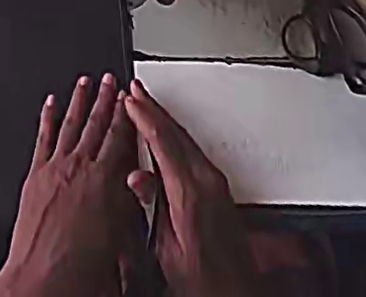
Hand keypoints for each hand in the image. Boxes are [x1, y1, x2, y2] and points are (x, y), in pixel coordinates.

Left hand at [0, 73, 137, 296]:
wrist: (39, 287)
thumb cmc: (80, 275)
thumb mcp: (121, 244)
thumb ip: (129, 210)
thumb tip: (135, 191)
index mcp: (105, 183)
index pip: (119, 137)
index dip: (125, 114)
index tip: (128, 97)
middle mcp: (80, 168)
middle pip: (96, 123)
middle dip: (105, 99)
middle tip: (109, 79)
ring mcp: (56, 168)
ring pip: (70, 124)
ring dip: (79, 100)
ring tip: (84, 81)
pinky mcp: (35, 176)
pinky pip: (43, 138)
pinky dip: (47, 118)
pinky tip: (50, 104)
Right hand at [124, 78, 261, 296]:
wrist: (236, 293)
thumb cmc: (202, 281)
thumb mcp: (167, 250)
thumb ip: (152, 207)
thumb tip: (136, 176)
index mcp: (189, 193)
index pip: (162, 141)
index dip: (144, 117)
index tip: (129, 100)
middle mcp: (206, 181)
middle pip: (176, 132)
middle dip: (153, 107)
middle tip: (136, 89)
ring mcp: (215, 182)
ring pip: (185, 138)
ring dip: (164, 118)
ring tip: (146, 103)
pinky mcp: (220, 187)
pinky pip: (193, 148)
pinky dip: (175, 133)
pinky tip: (166, 131)